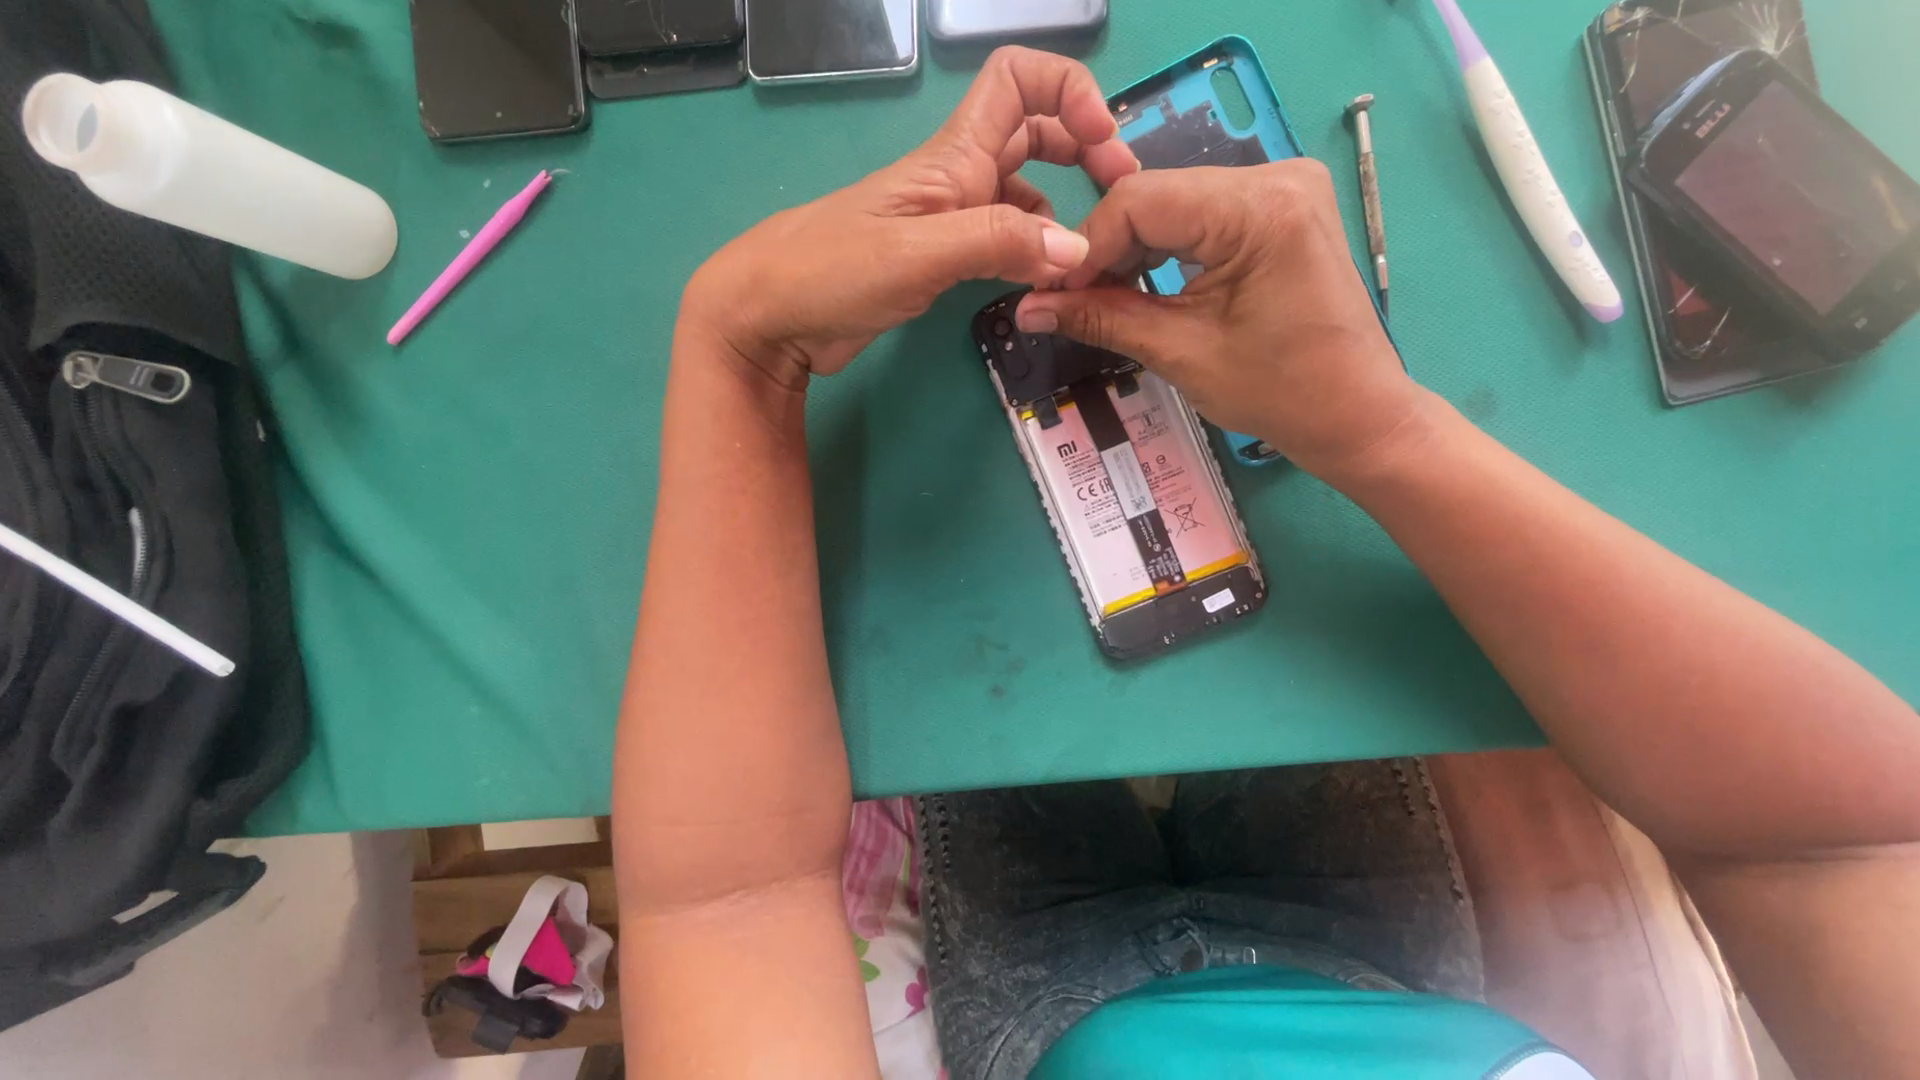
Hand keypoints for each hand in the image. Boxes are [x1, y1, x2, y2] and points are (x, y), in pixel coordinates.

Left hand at [681, 47, 1139, 388]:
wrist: (770, 317)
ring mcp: (948, 221)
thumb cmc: (830, 270)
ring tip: (1089, 256)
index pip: (1017, 81)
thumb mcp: (918, 253)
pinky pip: (1001, 241)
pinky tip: (1042, 282)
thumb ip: (997, 244)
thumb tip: (1078, 249)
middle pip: (1034, 133)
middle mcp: (957, 179)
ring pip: (1022, 193)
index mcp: (952, 157)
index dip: (1068, 91)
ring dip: (1061, 211)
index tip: (1102, 141)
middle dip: (1081, 150)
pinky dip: (1030, 253)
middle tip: (1117, 199)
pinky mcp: (939, 262)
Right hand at [1013, 162, 1426, 480]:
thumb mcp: (1181, 353)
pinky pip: (1201, 215)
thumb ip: (1102, 318)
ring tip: (1103, 300)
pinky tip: (1145, 284)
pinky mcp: (1282, 207)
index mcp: (1260, 208)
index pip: (1139, 201)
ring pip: (1174, 204)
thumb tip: (1029, 308)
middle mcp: (1275, 176)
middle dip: (1105, 251)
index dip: (1084, 248)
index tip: (1049, 296)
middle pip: (1155, 197)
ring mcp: (1284, 186)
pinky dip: (1165, 248)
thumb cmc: (1279, 393)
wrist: (1356, 413)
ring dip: (1131, 250)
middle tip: (1069, 303)